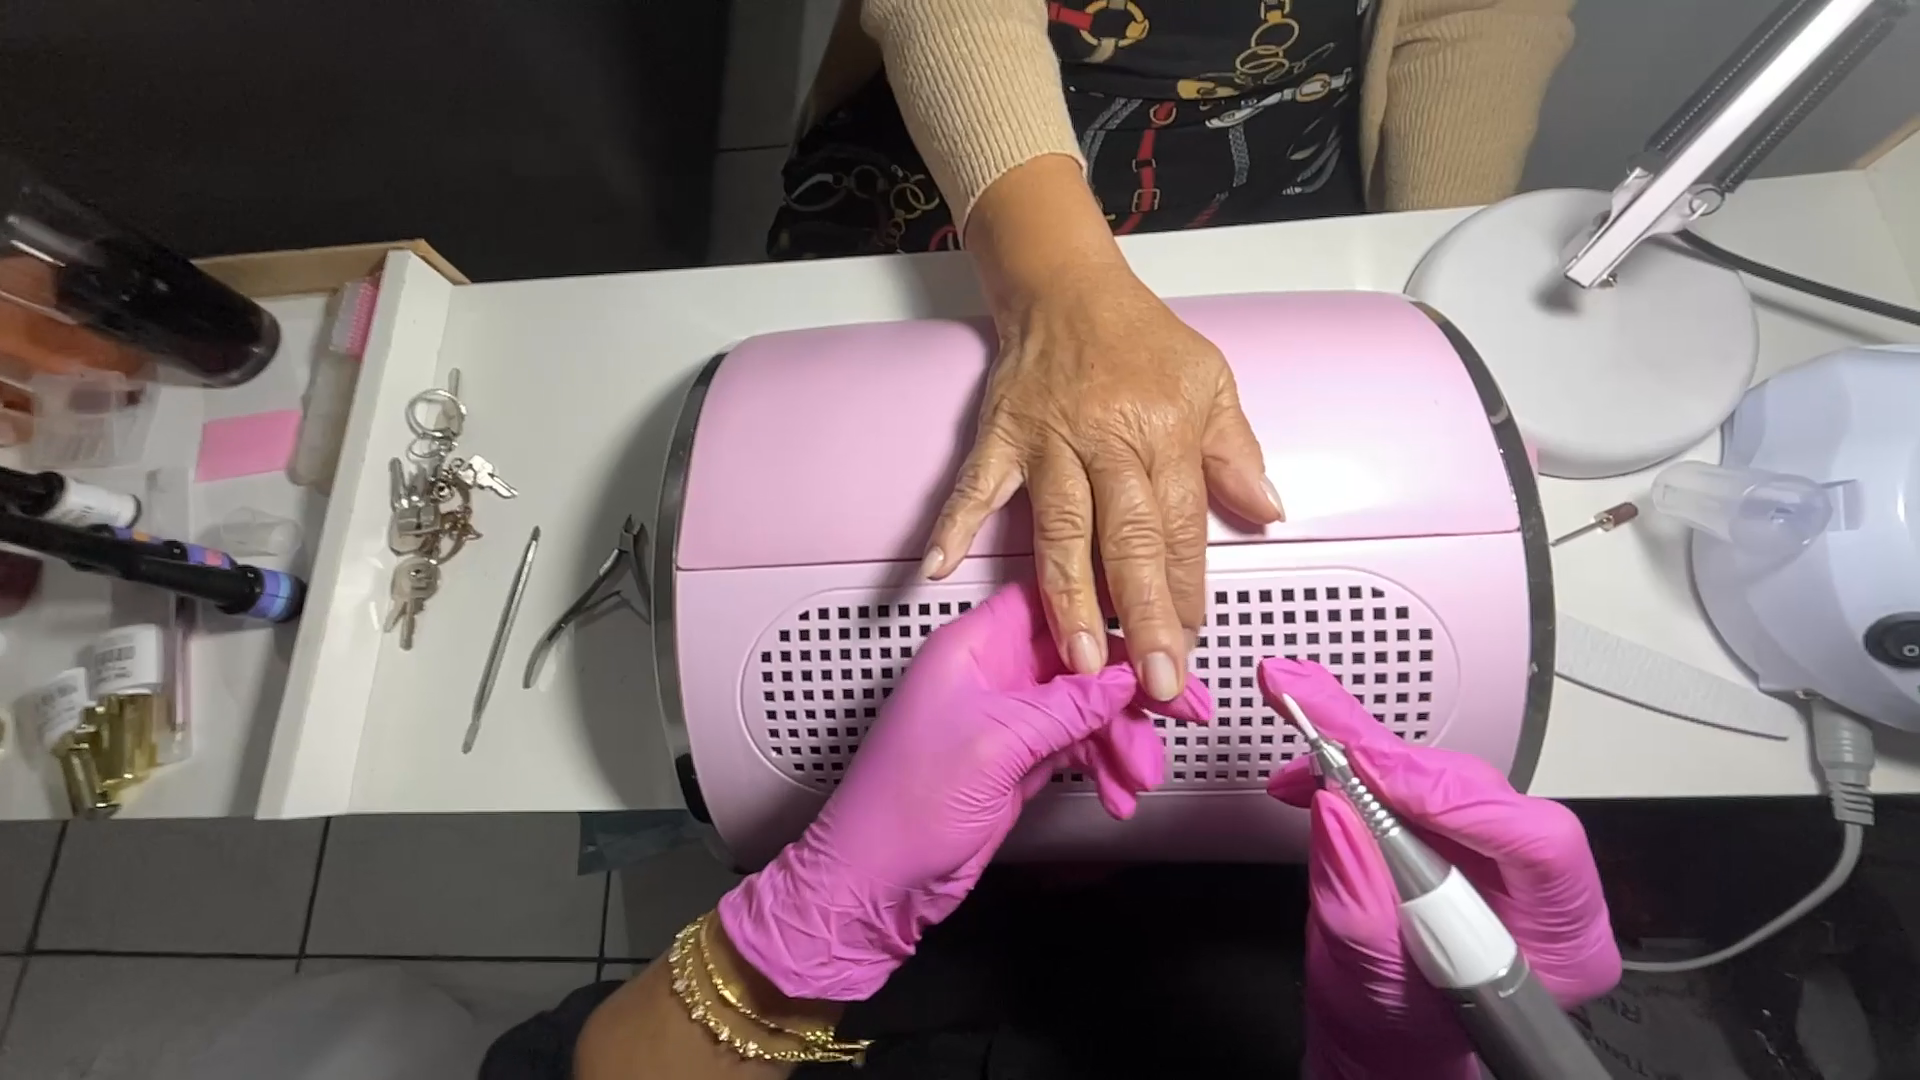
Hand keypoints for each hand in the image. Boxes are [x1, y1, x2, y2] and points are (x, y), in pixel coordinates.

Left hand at [720, 580, 1209, 1000]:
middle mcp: (991, 674)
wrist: (878, 882)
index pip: (1047, 603)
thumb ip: (1065, 707)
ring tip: (1140, 774)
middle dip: (1130, 688)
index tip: (1151, 630)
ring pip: (1083, 707)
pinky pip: (1074, 746)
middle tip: (1181, 707)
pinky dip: (1101, 767)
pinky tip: (1117, 793)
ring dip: (1120, 739)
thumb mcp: (996, 744)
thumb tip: (1120, 679)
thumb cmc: (904, 806)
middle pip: (1077, 659)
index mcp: (972, 648)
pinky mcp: (1017, 755)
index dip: (1100, 612)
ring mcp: (1006, 717)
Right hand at [922, 157, 1282, 703]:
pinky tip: (936, 568)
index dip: (1186, 590)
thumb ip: (1237, 452)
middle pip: (1128, 539)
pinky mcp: (1000, 436)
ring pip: (1060, 529)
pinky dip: (955, 523)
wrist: (1068, 289)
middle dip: (1142, 613)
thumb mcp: (1211, 381)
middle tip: (1149, 678)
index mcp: (1164, 432)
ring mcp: (1048, 442)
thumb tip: (1268, 513)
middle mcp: (1107, 442)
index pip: (1181, 527)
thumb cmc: (1143, 340)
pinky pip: (975, 485)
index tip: (1188, 645)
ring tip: (1076, 656)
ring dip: (1068, 595)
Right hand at [1259, 659, 1620, 1079]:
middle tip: (1312, 718)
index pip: (1535, 843)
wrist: (1381, 1031)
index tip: (1369, 770)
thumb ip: (1356, 906)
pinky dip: (1348, 767)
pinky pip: (1402, 780)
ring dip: (1357, 756)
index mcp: (1553, 940)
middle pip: (1476, 791)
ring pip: (1433, 775)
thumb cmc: (1394, 1028)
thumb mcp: (1368, 987)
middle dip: (1384, 761)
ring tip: (1300, 760)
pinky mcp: (1444, 831)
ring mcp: (1488, 853)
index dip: (1451, 796)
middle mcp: (1531, 886)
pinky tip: (1310, 775)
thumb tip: (1336, 812)